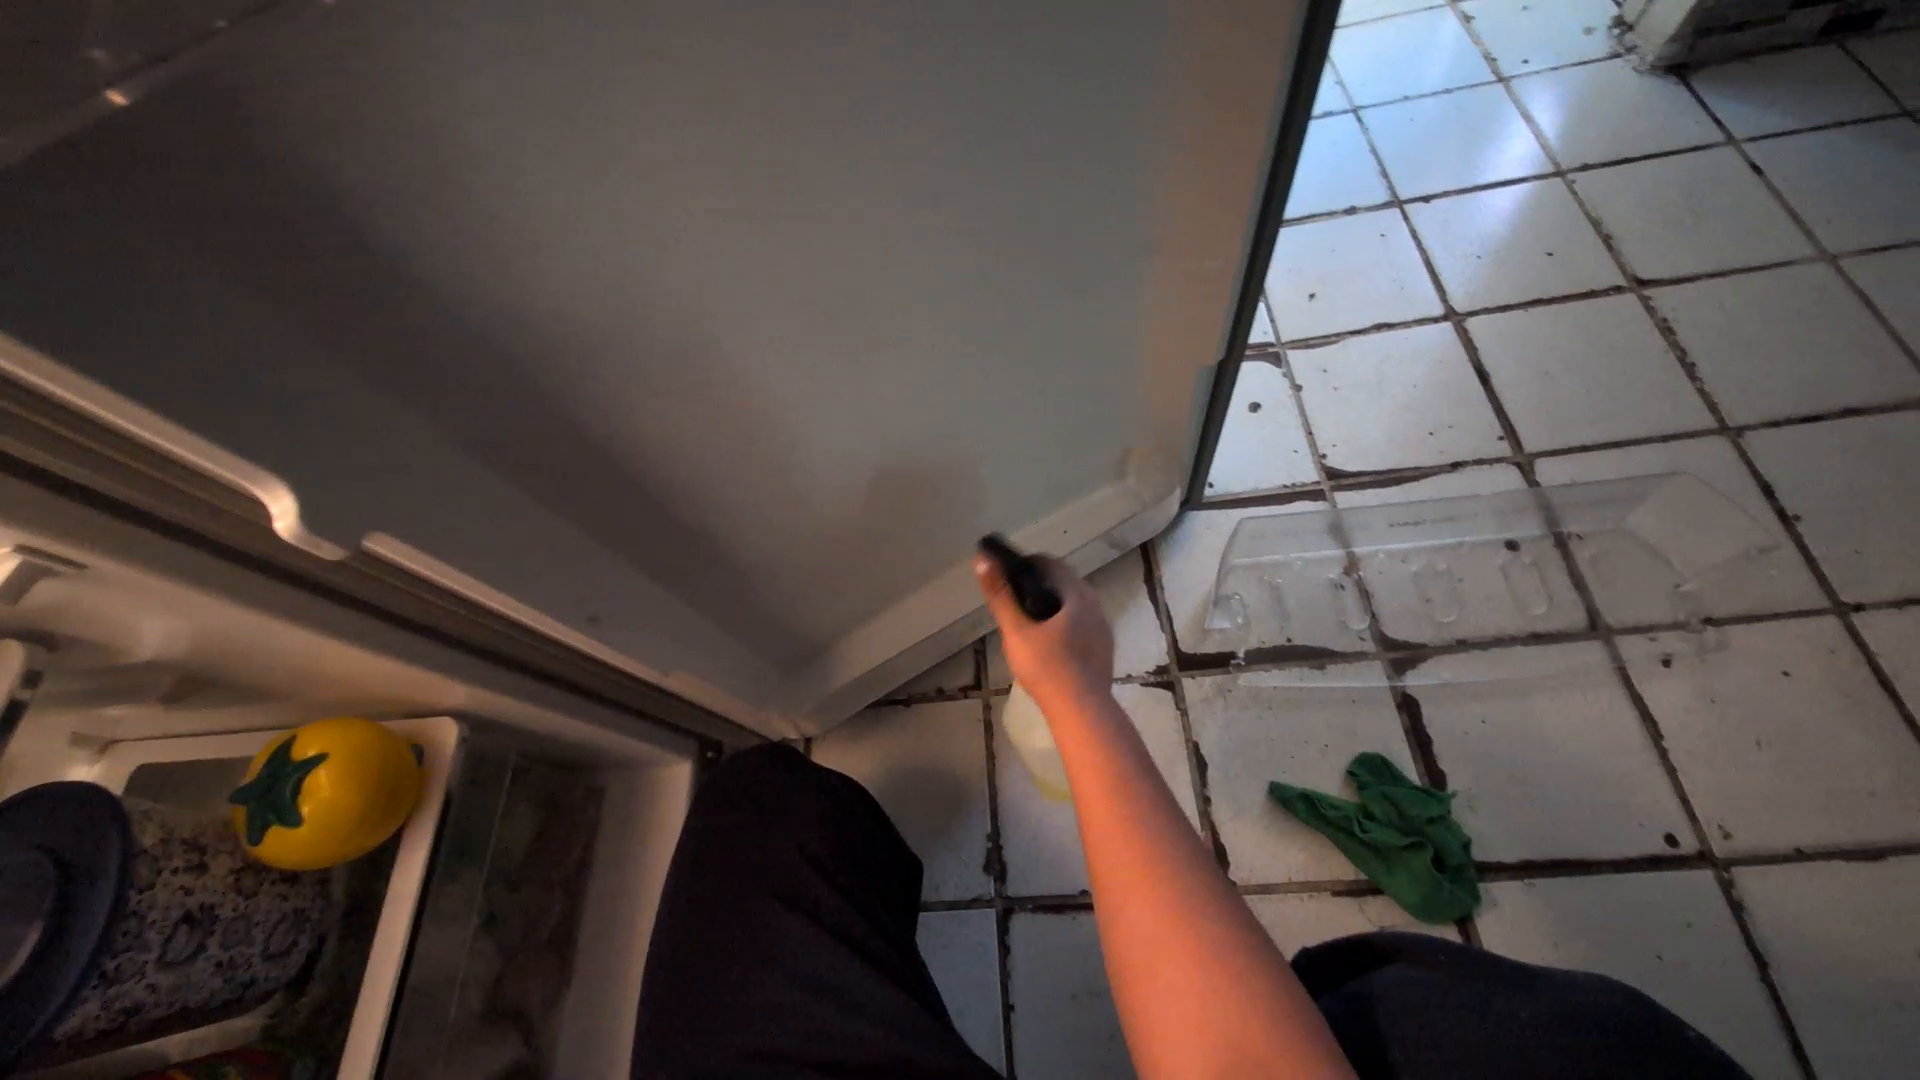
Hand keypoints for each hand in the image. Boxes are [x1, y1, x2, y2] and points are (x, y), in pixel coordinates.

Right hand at [973, 553, 1114, 712]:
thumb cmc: (1047, 668)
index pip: (1050, 563)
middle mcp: (1095, 605)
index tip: (1006, 578)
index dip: (1025, 564)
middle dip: (1037, 587)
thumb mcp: (1017, 631)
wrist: (1083, 712)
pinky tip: (1049, 646)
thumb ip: (1000, 596)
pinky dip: (1063, 626)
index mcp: (1077, 594)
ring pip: (1073, 606)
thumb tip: (983, 560)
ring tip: (1027, 625)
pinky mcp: (1104, 650)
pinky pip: (1081, 626)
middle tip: (1012, 603)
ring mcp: (1103, 629)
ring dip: (1051, 607)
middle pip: (1063, 584)